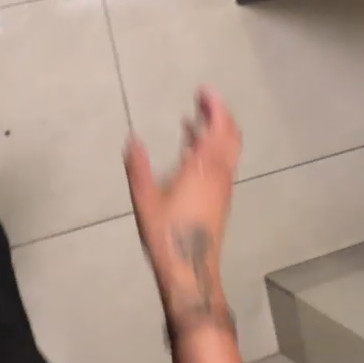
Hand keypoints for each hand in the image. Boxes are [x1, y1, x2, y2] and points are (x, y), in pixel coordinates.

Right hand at [125, 87, 241, 334]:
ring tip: (194, 119)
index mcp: (204, 168)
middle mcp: (220, 174)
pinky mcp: (220, 200)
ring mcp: (223, 188)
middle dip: (220, 114)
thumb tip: (133, 139)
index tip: (204, 90)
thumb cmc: (166, 234)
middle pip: (230, 135)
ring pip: (228, 150)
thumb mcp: (145, 198)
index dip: (215, 106)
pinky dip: (213, 148)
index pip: (218, 127)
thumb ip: (138, 167)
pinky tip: (192, 152)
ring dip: (217, 131)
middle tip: (203, 99)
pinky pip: (223, 163)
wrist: (191, 272)